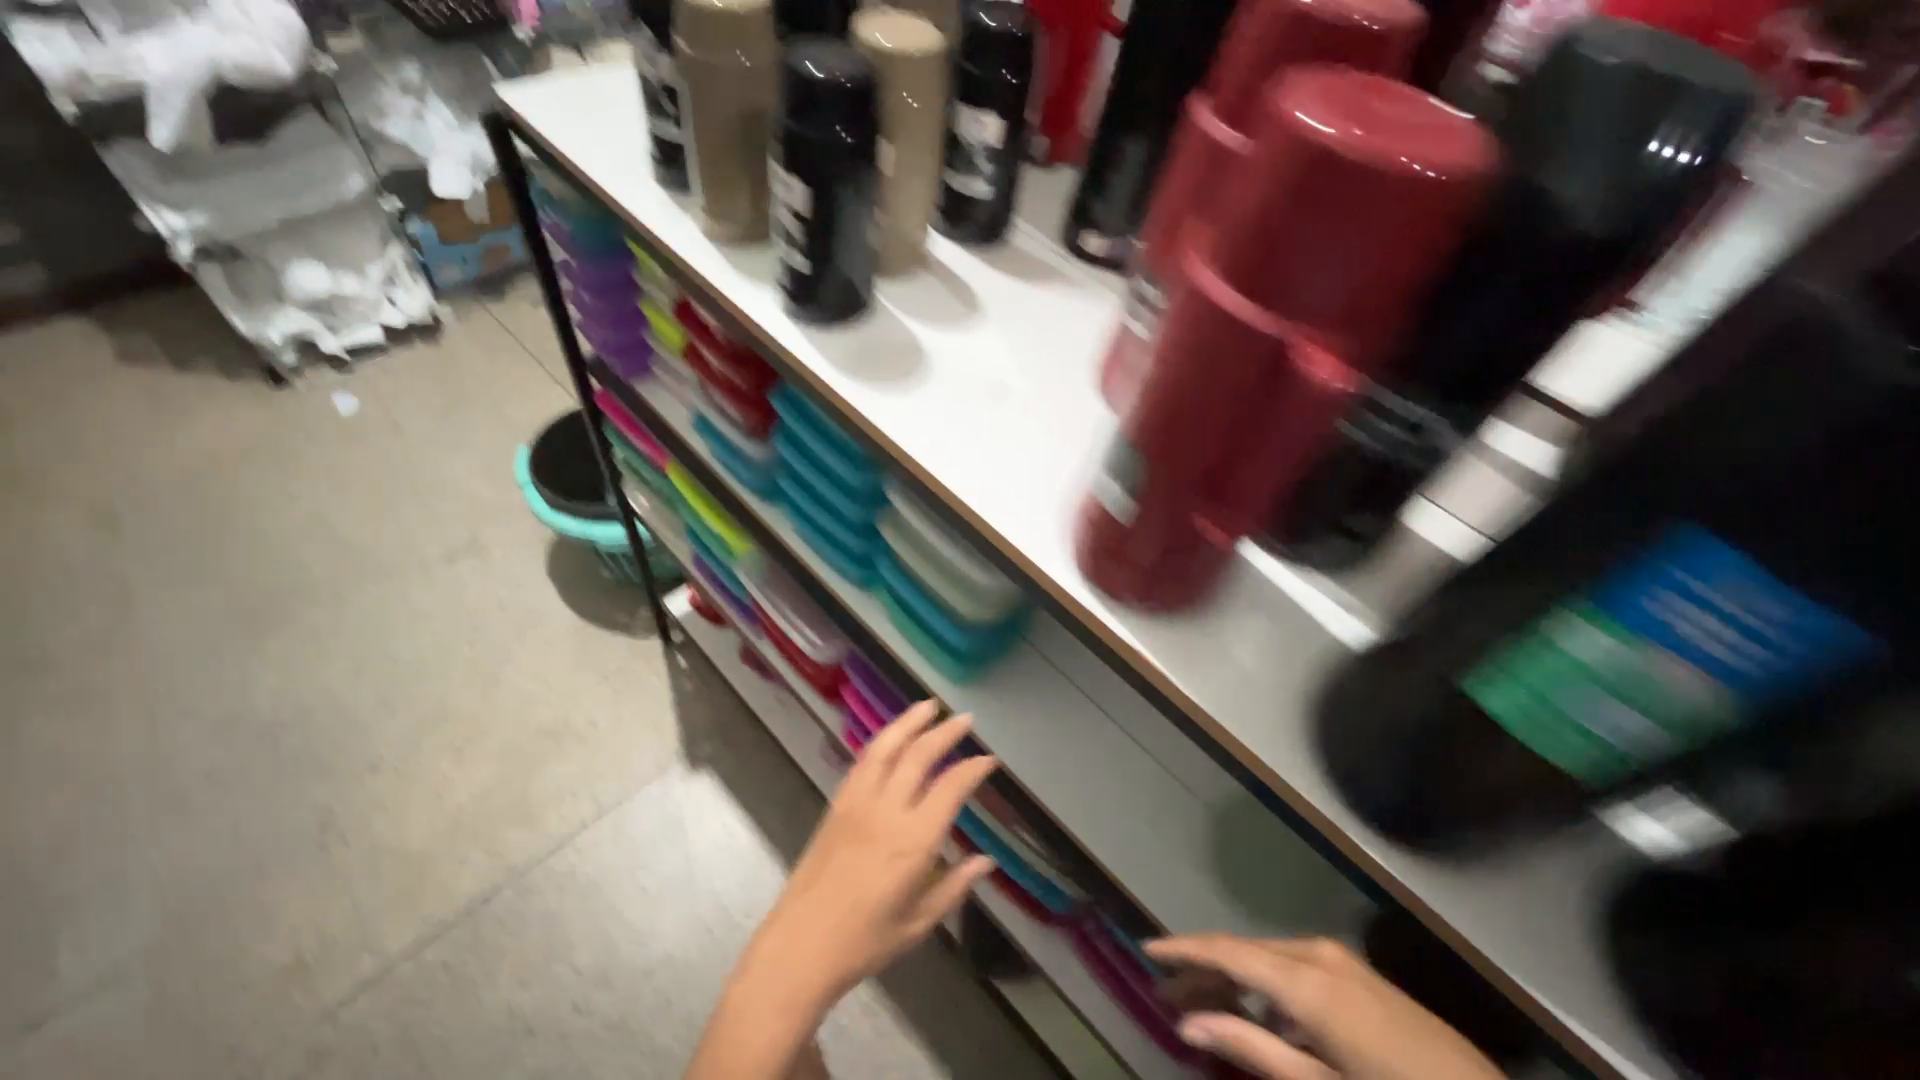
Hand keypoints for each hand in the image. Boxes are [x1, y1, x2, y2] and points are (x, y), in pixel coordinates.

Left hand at [741, 701, 999, 1006]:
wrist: (800, 946)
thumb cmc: (865, 942)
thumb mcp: (919, 923)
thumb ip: (954, 887)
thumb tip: (985, 861)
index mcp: (913, 840)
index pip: (950, 788)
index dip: (973, 769)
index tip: (989, 761)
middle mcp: (886, 811)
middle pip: (918, 756)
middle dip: (945, 733)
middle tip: (965, 720)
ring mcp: (856, 805)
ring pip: (885, 749)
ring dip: (908, 724)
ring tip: (927, 706)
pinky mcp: (835, 808)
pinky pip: (861, 764)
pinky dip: (880, 744)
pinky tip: (890, 740)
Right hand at [1145, 936, 1505, 1079]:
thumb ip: (1249, 1048)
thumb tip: (1188, 1022)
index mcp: (1305, 980)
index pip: (1227, 951)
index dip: (1183, 949)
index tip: (1146, 950)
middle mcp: (1318, 954)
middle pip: (1245, 950)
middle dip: (1204, 968)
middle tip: (1168, 994)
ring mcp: (1343, 961)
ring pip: (1268, 957)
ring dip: (1234, 975)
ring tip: (1203, 1002)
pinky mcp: (1359, 974)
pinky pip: (1295, 966)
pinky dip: (1265, 983)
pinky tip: (1259, 1014)